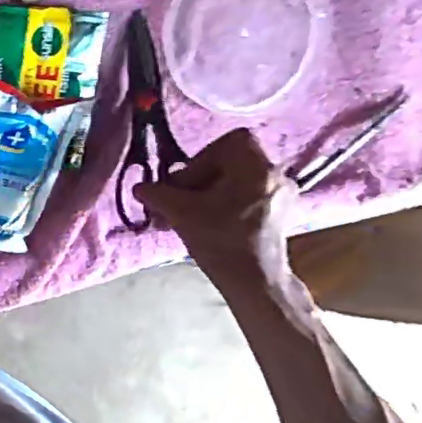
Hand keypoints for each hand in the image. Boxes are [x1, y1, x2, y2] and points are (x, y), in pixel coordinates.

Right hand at [133, 128, 297, 282]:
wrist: (254, 281)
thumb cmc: (220, 240)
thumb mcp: (179, 212)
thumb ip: (156, 193)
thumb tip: (141, 187)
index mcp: (257, 168)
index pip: (231, 140)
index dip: (204, 155)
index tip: (187, 180)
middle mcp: (276, 175)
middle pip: (230, 160)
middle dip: (200, 177)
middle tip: (180, 199)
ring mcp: (281, 195)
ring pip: (235, 180)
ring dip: (208, 192)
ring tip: (188, 215)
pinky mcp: (279, 213)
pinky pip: (245, 195)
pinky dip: (223, 203)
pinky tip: (207, 223)